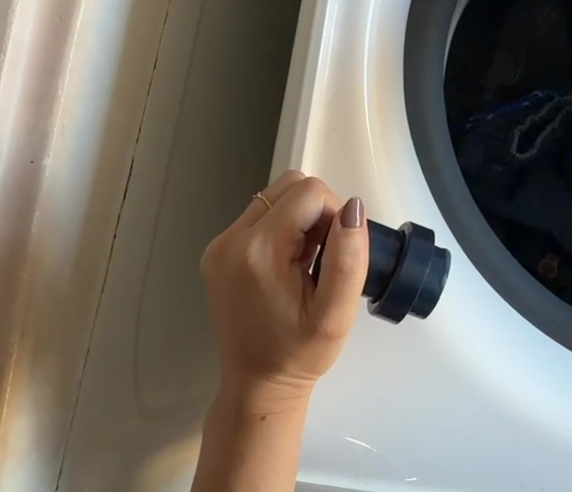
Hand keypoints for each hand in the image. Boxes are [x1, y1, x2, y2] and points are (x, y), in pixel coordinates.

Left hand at [200, 169, 369, 411]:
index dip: (334, 215)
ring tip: (304, 262)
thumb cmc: (299, 353)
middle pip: (290, 185)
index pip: (310, 192)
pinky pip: (262, 213)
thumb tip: (353, 207)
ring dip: (300, 218)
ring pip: (276, 195)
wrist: (256, 386)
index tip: (333, 254)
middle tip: (320, 258)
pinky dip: (283, 227)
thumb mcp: (336, 313)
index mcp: (258, 251)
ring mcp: (220, 244)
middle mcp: (231, 239)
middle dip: (317, 212)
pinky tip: (287, 265)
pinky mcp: (218, 251)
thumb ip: (348, 258)